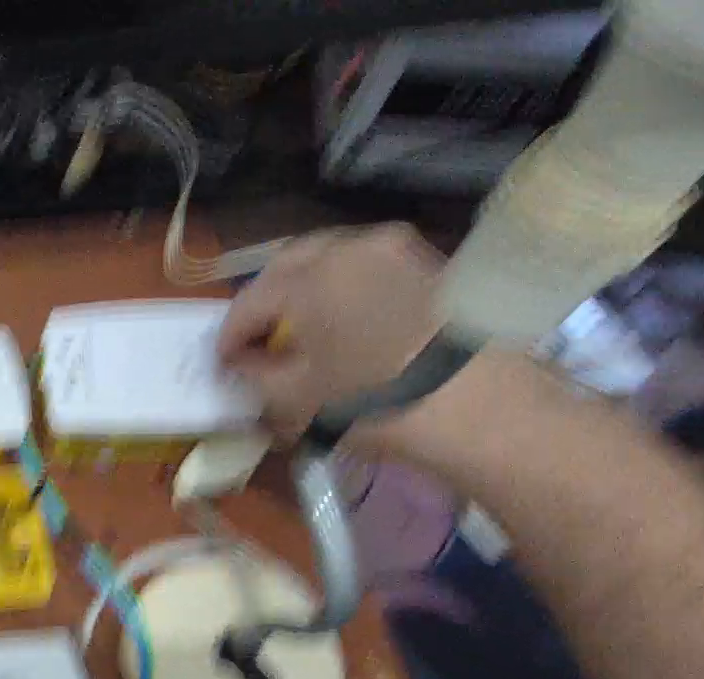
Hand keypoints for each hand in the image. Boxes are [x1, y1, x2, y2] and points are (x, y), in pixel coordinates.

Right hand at [215, 224, 449, 456]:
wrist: (481, 406)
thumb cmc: (372, 400)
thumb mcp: (293, 397)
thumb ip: (253, 373)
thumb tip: (242, 360)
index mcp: (309, 277)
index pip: (248, 302)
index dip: (228, 337)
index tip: (222, 364)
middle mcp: (348, 248)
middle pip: (286, 266)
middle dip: (263, 301)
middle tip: (255, 340)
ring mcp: (394, 250)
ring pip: (327, 260)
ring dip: (302, 290)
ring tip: (297, 330)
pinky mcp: (426, 263)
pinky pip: (363, 268)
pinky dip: (340, 289)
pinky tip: (338, 322)